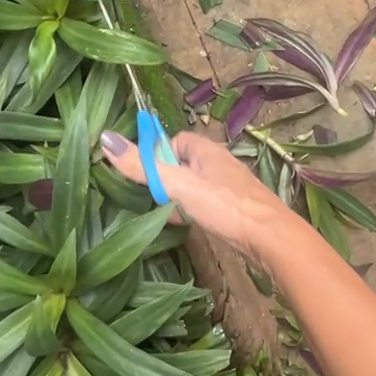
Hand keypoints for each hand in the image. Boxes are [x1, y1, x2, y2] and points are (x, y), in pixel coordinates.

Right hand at [100, 130, 300, 261]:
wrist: (270, 237)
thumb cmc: (224, 205)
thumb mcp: (178, 185)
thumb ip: (143, 166)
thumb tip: (105, 138)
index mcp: (205, 149)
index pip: (172, 141)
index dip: (155, 155)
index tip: (145, 176)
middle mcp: (218, 162)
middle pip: (180, 165)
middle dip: (165, 182)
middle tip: (155, 200)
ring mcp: (228, 186)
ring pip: (192, 187)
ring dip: (178, 200)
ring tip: (170, 216)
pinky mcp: (234, 208)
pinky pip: (204, 204)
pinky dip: (193, 212)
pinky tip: (189, 226)